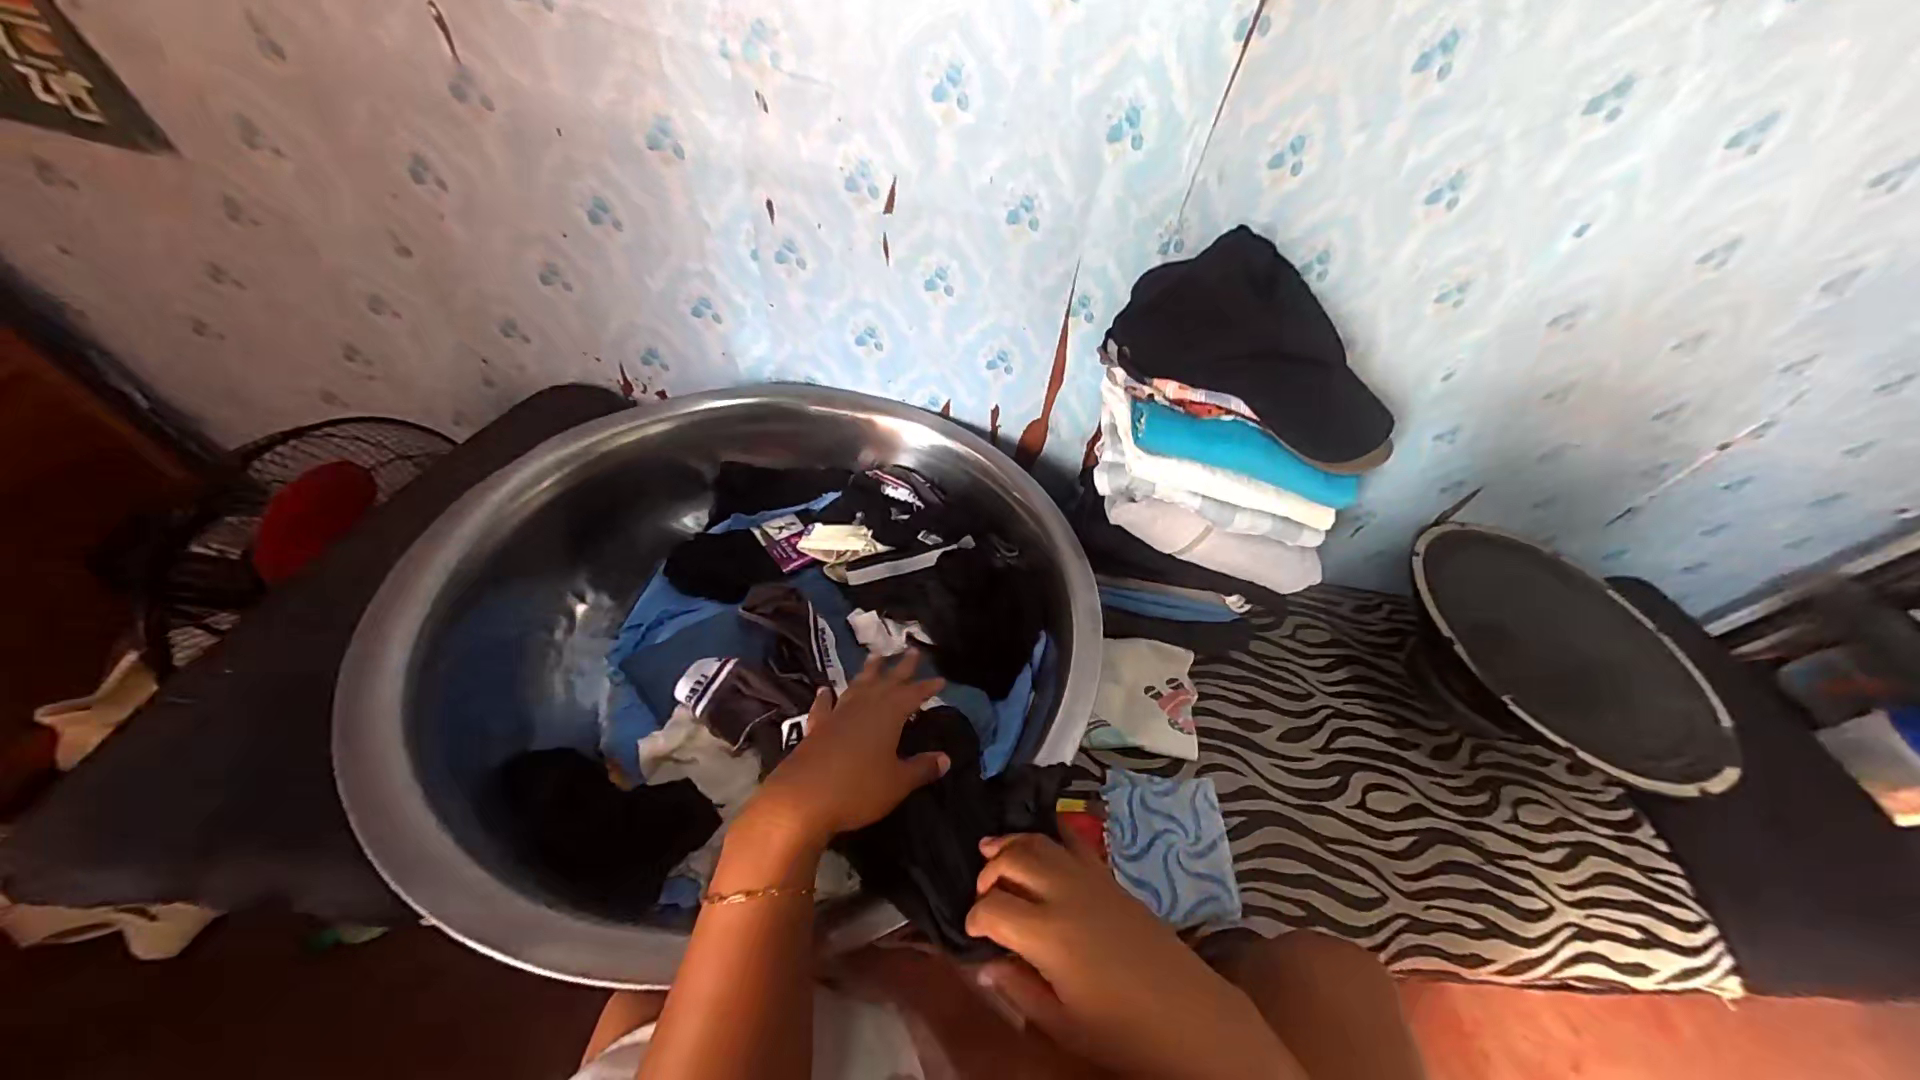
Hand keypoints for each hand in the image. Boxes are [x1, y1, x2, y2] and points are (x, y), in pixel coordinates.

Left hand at [739, 651, 948, 850]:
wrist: (801, 800)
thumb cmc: (858, 789)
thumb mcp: (897, 782)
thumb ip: (922, 768)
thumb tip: (945, 758)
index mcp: (888, 714)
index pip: (913, 694)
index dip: (927, 687)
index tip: (940, 679)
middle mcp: (863, 706)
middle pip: (886, 681)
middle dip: (901, 667)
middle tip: (912, 650)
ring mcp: (837, 714)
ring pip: (857, 686)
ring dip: (868, 672)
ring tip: (875, 657)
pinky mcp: (816, 728)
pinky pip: (824, 706)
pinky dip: (826, 697)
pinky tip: (825, 690)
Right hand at [966, 834, 1303, 1079]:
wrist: (1191, 1017)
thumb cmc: (1123, 1032)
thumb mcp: (1062, 1024)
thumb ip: (1018, 988)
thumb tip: (985, 965)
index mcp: (1048, 934)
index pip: (992, 908)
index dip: (973, 918)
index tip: (971, 932)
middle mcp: (1064, 894)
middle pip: (1012, 859)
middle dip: (988, 870)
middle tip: (982, 892)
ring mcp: (1090, 879)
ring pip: (1040, 842)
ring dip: (1012, 843)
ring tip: (991, 850)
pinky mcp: (1110, 877)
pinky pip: (1074, 842)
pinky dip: (1051, 834)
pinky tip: (1042, 839)